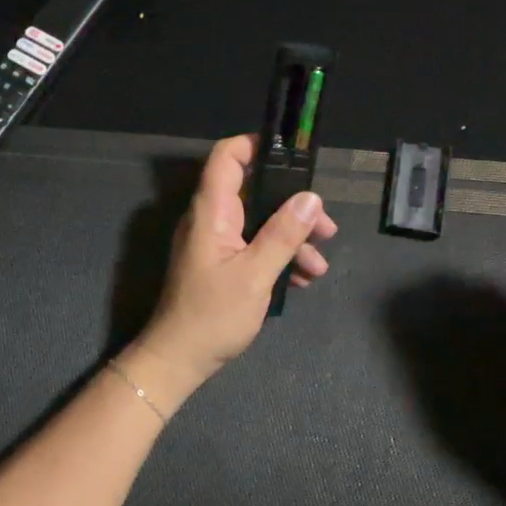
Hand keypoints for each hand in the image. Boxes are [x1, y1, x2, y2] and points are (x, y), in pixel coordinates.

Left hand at [127, 135, 337, 395]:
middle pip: (253, 192)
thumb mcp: (255, 275)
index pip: (226, 159)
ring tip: (319, 265)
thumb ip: (283, 235)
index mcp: (211, 213)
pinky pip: (253, 248)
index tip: (293, 156)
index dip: (255, 146)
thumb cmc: (213, 315)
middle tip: (326, 227)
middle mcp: (210, 221)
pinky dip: (278, 258)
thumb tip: (310, 198)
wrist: (180, 359)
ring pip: (258, 224)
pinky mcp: (220, 266)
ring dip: (292, 239)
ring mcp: (214, 244)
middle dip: (293, 206)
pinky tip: (303, 280)